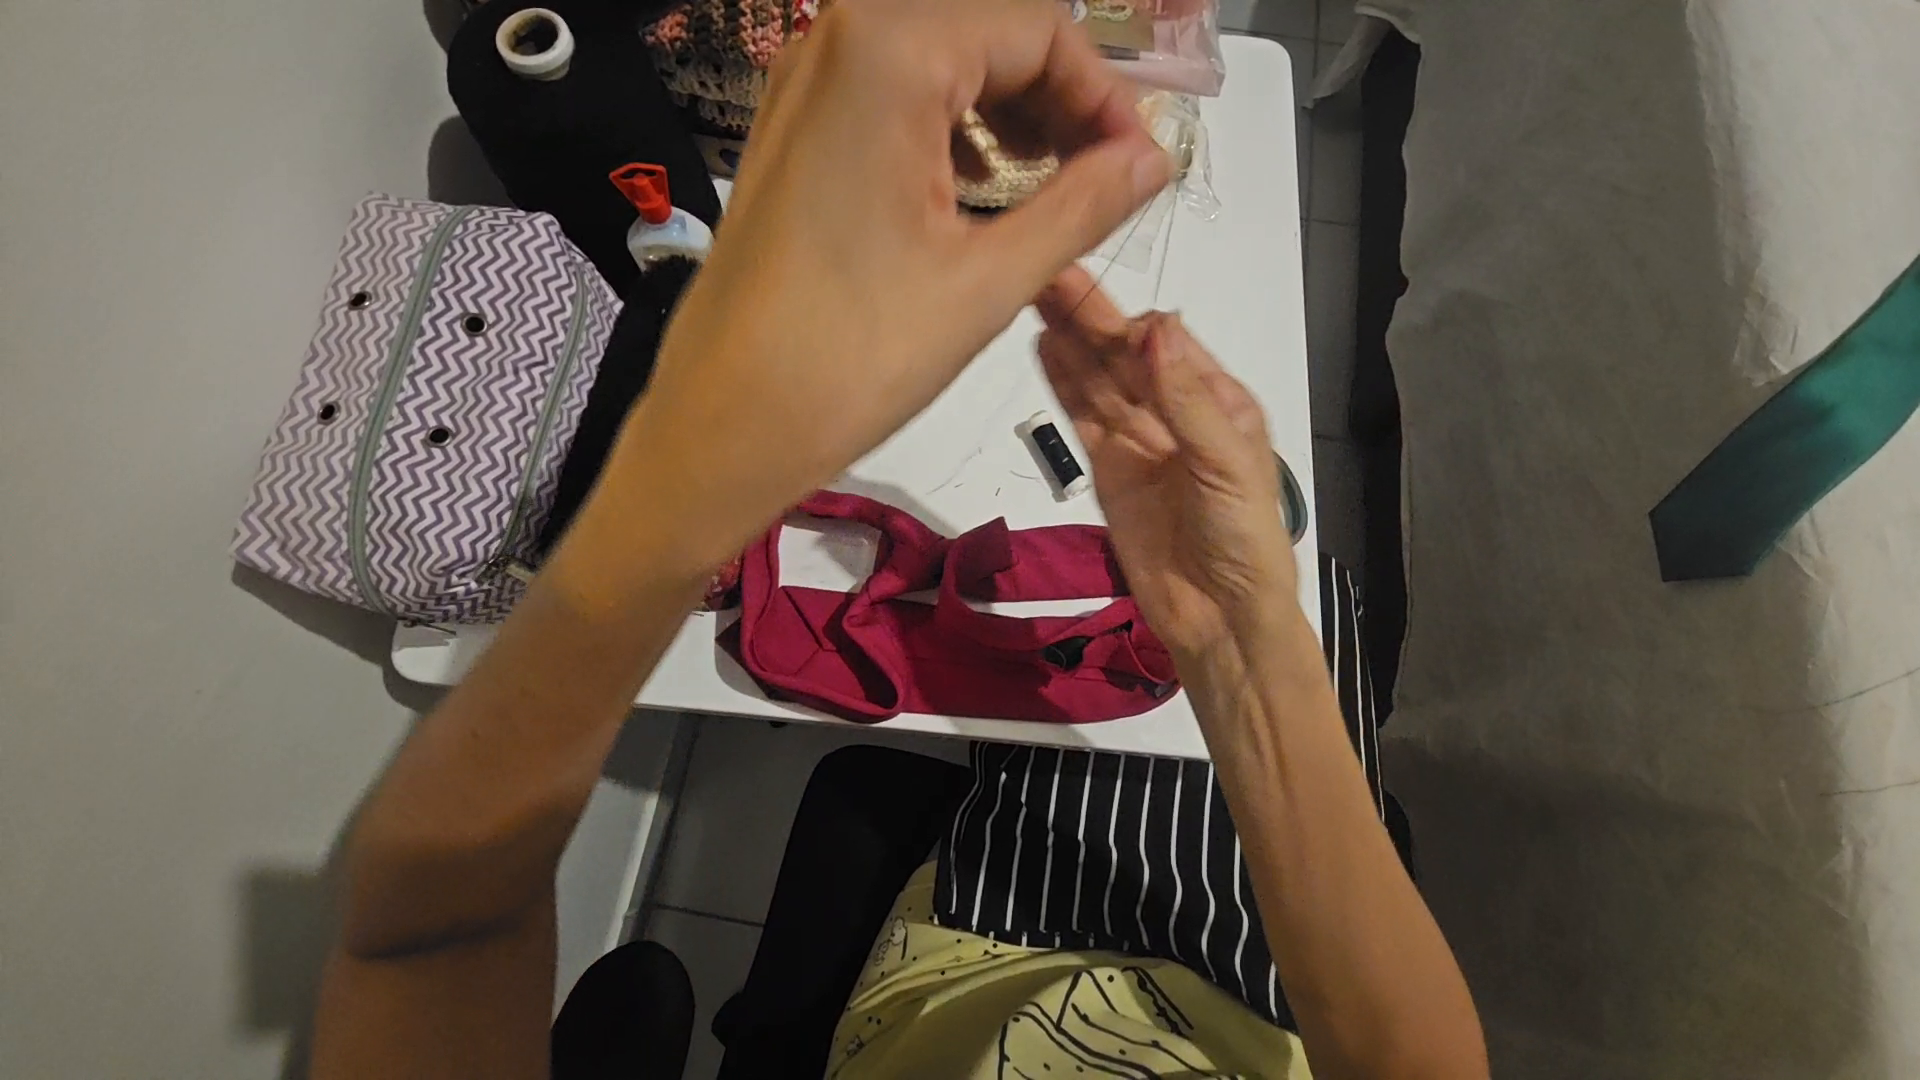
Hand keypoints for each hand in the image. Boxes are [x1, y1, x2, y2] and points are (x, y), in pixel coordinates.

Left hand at [591, 0, 1172, 578]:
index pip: (1037, 28)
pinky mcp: (791, 140)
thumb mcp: (987, 281)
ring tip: (1046, 191)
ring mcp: (803, 91)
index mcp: (889, 52)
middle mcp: (836, 43)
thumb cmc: (855, 357)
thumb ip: (1082, 206)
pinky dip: (948, 139)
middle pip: (985, 36)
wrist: (729, 423)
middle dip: (1057, 104)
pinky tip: (974, 197)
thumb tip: (1153, 160)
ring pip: (937, 70)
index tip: (1139, 167)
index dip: (1104, 95)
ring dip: (1005, 121)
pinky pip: (890, 107)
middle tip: (1102, 180)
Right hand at [1035, 266, 1296, 658]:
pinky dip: (1064, 387)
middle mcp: (1175, 411)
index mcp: (1218, 401)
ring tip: (1036, 299)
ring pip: (1098, 382)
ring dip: (1069, 342)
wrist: (1218, 614)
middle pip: (1124, 356)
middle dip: (1089, 317)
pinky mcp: (1109, 471)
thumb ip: (1188, 401)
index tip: (1088, 295)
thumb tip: (1155, 327)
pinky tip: (1045, 351)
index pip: (1167, 344)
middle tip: (1047, 276)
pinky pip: (1083, 421)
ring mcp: (1138, 441)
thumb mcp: (1228, 465)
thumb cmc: (1243, 539)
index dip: (1127, 319)